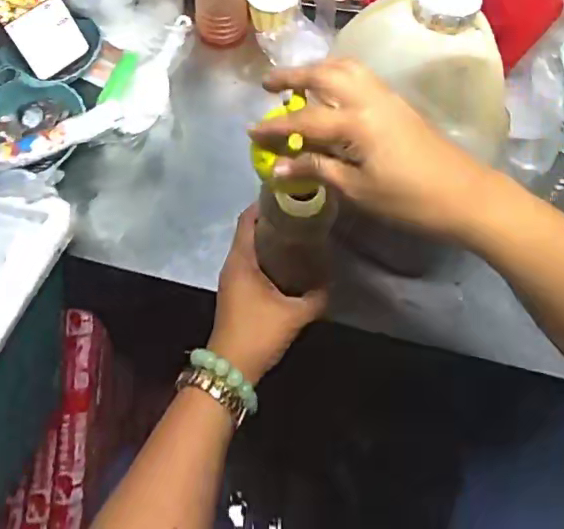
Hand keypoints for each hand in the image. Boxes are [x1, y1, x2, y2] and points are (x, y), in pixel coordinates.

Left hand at [208, 206, 325, 383]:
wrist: (230, 370)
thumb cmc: (258, 332)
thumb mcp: (293, 314)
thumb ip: (316, 296)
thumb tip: (333, 281)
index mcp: (241, 259)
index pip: (247, 219)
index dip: (263, 203)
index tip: (286, 194)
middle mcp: (233, 263)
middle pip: (249, 230)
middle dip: (272, 219)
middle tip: (299, 212)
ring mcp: (232, 278)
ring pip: (250, 247)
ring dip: (269, 238)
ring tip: (298, 232)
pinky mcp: (236, 292)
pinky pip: (250, 262)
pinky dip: (266, 255)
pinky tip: (287, 262)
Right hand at [249, 59, 507, 243]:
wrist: (464, 193)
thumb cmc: (409, 199)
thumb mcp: (358, 190)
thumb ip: (317, 170)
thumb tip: (278, 166)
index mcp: (356, 121)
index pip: (304, 120)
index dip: (275, 128)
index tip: (250, 131)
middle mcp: (368, 97)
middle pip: (323, 75)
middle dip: (292, 76)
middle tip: (268, 85)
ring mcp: (386, 95)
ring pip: (345, 66)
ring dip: (317, 68)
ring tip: (298, 81)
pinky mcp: (397, 100)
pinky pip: (360, 74)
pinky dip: (337, 73)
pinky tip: (331, 90)